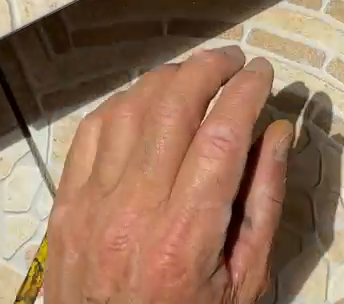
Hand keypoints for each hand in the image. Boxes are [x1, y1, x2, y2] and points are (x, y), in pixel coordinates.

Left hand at [44, 47, 295, 303]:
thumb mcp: (245, 283)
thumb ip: (264, 202)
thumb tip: (278, 129)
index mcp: (184, 238)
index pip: (222, 134)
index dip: (246, 90)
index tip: (263, 72)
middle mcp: (133, 212)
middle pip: (173, 105)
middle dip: (210, 68)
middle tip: (235, 61)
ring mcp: (91, 205)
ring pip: (131, 106)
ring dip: (170, 77)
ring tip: (197, 75)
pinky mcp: (65, 205)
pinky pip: (93, 128)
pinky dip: (126, 101)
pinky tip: (150, 100)